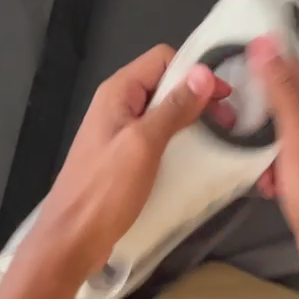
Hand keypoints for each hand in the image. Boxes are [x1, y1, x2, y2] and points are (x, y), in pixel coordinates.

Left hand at [20, 45, 229, 280]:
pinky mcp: (124, 155)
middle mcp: (118, 102)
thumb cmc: (105, 189)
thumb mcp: (144, 144)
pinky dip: (178, 139)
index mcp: (119, 90)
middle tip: (228, 120)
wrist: (70, 240)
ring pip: (162, 110)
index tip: (222, 96)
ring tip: (219, 137)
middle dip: (197, 96)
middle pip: (164, 83)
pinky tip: (196, 156)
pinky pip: (156, 134)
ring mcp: (120, 129)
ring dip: (191, 118)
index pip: (162, 58)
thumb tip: (204, 72)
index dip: (194, 72)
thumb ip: (174, 107)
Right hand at [249, 34, 298, 283]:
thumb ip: (280, 87)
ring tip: (250, 157)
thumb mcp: (297, 134)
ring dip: (256, 142)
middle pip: (274, 95)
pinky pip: (274, 153)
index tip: (225, 70)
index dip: (256, 64)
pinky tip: (265, 181)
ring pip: (270, 126)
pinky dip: (265, 165)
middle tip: (230, 118)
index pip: (283, 63)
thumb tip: (263, 42)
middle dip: (252, 109)